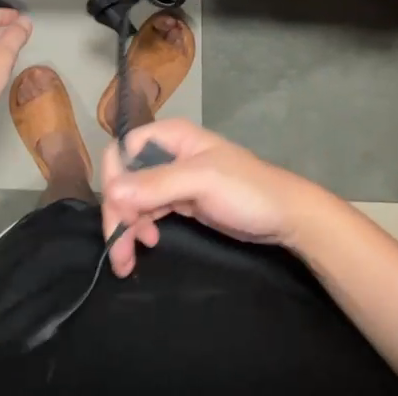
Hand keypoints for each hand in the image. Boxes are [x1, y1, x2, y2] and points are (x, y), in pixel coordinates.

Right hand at [100, 118, 318, 277]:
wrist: (287, 217)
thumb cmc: (246, 190)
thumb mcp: (201, 182)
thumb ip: (156, 185)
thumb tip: (110, 192)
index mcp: (169, 136)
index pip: (123, 152)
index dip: (115, 181)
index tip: (119, 214)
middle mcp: (166, 153)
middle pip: (124, 178)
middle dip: (118, 213)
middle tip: (119, 251)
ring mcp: (172, 178)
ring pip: (133, 198)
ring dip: (127, 227)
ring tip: (127, 261)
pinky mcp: (180, 200)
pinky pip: (148, 211)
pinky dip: (141, 228)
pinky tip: (148, 244)